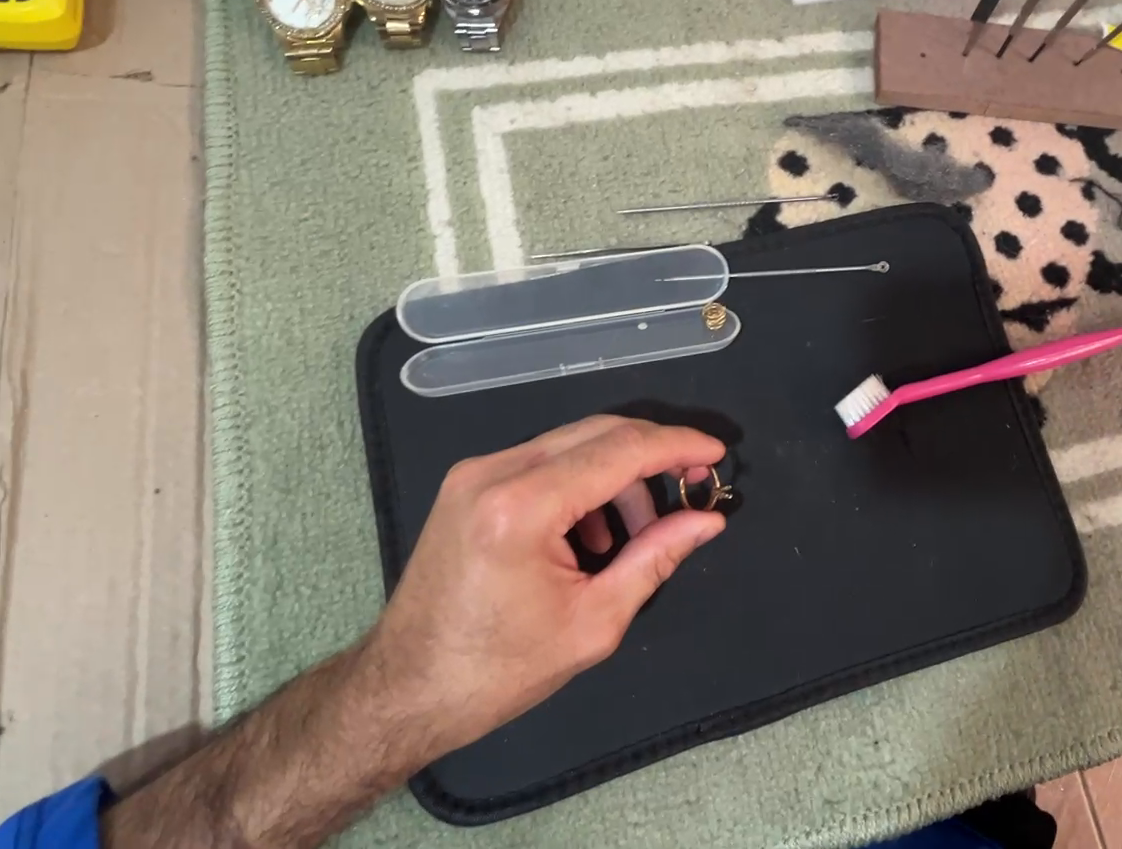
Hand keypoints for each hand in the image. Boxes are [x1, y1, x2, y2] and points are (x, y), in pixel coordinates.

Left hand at [356, 415, 727, 765]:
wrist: (405, 690)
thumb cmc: (499, 670)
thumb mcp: (594, 622)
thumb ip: (656, 557)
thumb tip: (708, 519)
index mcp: (523, 507)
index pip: (620, 450)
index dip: (676, 445)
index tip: (716, 453)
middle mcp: (495, 471)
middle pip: (599, 432)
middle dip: (654, 451)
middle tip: (694, 480)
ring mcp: (477, 471)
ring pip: (573, 442)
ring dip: (619, 473)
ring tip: (639, 532)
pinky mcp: (470, 481)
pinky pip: (545, 460)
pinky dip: (584, 482)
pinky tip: (594, 533)